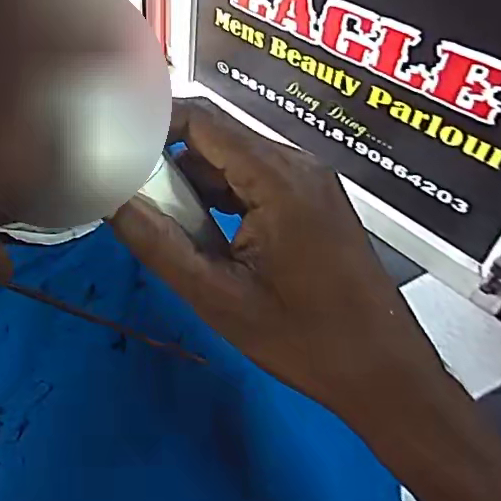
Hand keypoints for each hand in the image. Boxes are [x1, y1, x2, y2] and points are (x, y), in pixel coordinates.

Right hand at [110, 99, 452, 432]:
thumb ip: (155, 243)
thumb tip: (110, 200)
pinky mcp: (309, 198)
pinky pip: (247, 176)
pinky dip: (216, 193)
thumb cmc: (306, 341)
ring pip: (227, 156)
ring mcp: (308, 180)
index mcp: (278, 179)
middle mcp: (297, 165)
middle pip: (212, 134)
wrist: (390, 381)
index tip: (116, 145)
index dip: (152, 123)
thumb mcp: (215, 296)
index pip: (200, 119)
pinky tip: (204, 230)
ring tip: (169, 221)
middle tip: (134, 192)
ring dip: (190, 180)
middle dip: (166, 157)